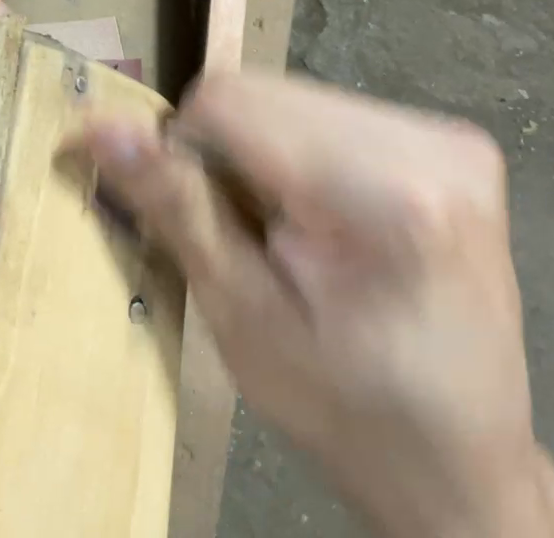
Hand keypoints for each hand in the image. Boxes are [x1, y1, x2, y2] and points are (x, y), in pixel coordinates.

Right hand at [84, 73, 553, 537]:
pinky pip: (322, 110)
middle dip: (222, 153)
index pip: (227, 102)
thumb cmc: (339, 403)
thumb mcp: (238, 312)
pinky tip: (316, 215)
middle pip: (258, 94)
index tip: (195, 220)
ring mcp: (450, 141)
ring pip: (284, 96)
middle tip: (241, 235)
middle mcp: (431, 147)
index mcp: (383, 196)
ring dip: (254, 152)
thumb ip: (174, 205)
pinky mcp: (451, 144)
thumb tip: (98, 125)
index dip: (181, 149)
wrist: (455, 458)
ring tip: (279, 229)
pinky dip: (292, 152)